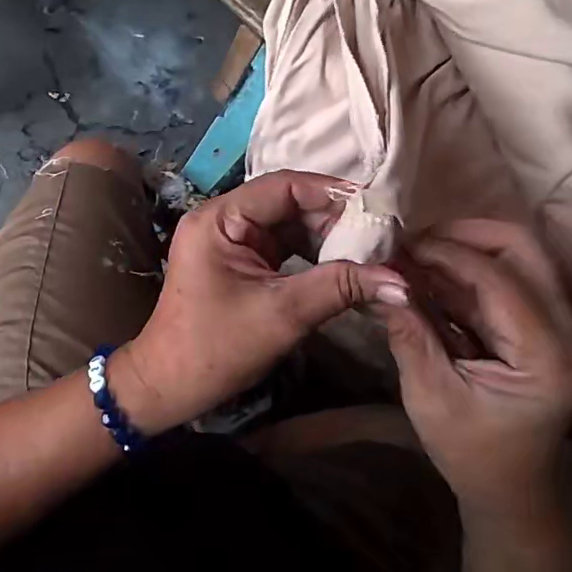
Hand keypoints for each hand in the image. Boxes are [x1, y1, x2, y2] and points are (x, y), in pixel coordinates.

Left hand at [112, 171, 410, 432]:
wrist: (170, 384)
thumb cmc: (216, 348)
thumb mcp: (282, 314)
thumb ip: (340, 287)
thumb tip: (400, 280)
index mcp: (220, 219)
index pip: (283, 186)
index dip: (332, 193)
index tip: (377, 209)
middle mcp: (222, 218)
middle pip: (287, 202)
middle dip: (334, 218)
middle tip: (379, 235)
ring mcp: (229, 238)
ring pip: (288, 223)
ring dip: (326, 236)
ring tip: (368, 250)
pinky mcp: (239, 259)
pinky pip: (282, 244)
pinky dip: (312, 253)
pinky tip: (343, 264)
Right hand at [378, 220, 571, 513]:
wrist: (511, 489)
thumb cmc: (471, 452)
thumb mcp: (430, 396)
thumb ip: (410, 334)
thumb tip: (384, 281)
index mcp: (547, 357)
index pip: (499, 279)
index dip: (447, 254)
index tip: (401, 248)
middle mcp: (569, 333)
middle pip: (526, 250)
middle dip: (466, 234)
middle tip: (416, 242)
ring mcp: (563, 326)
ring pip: (523, 256)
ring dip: (469, 246)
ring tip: (419, 255)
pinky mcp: (547, 325)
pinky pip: (514, 276)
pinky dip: (472, 267)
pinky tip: (434, 274)